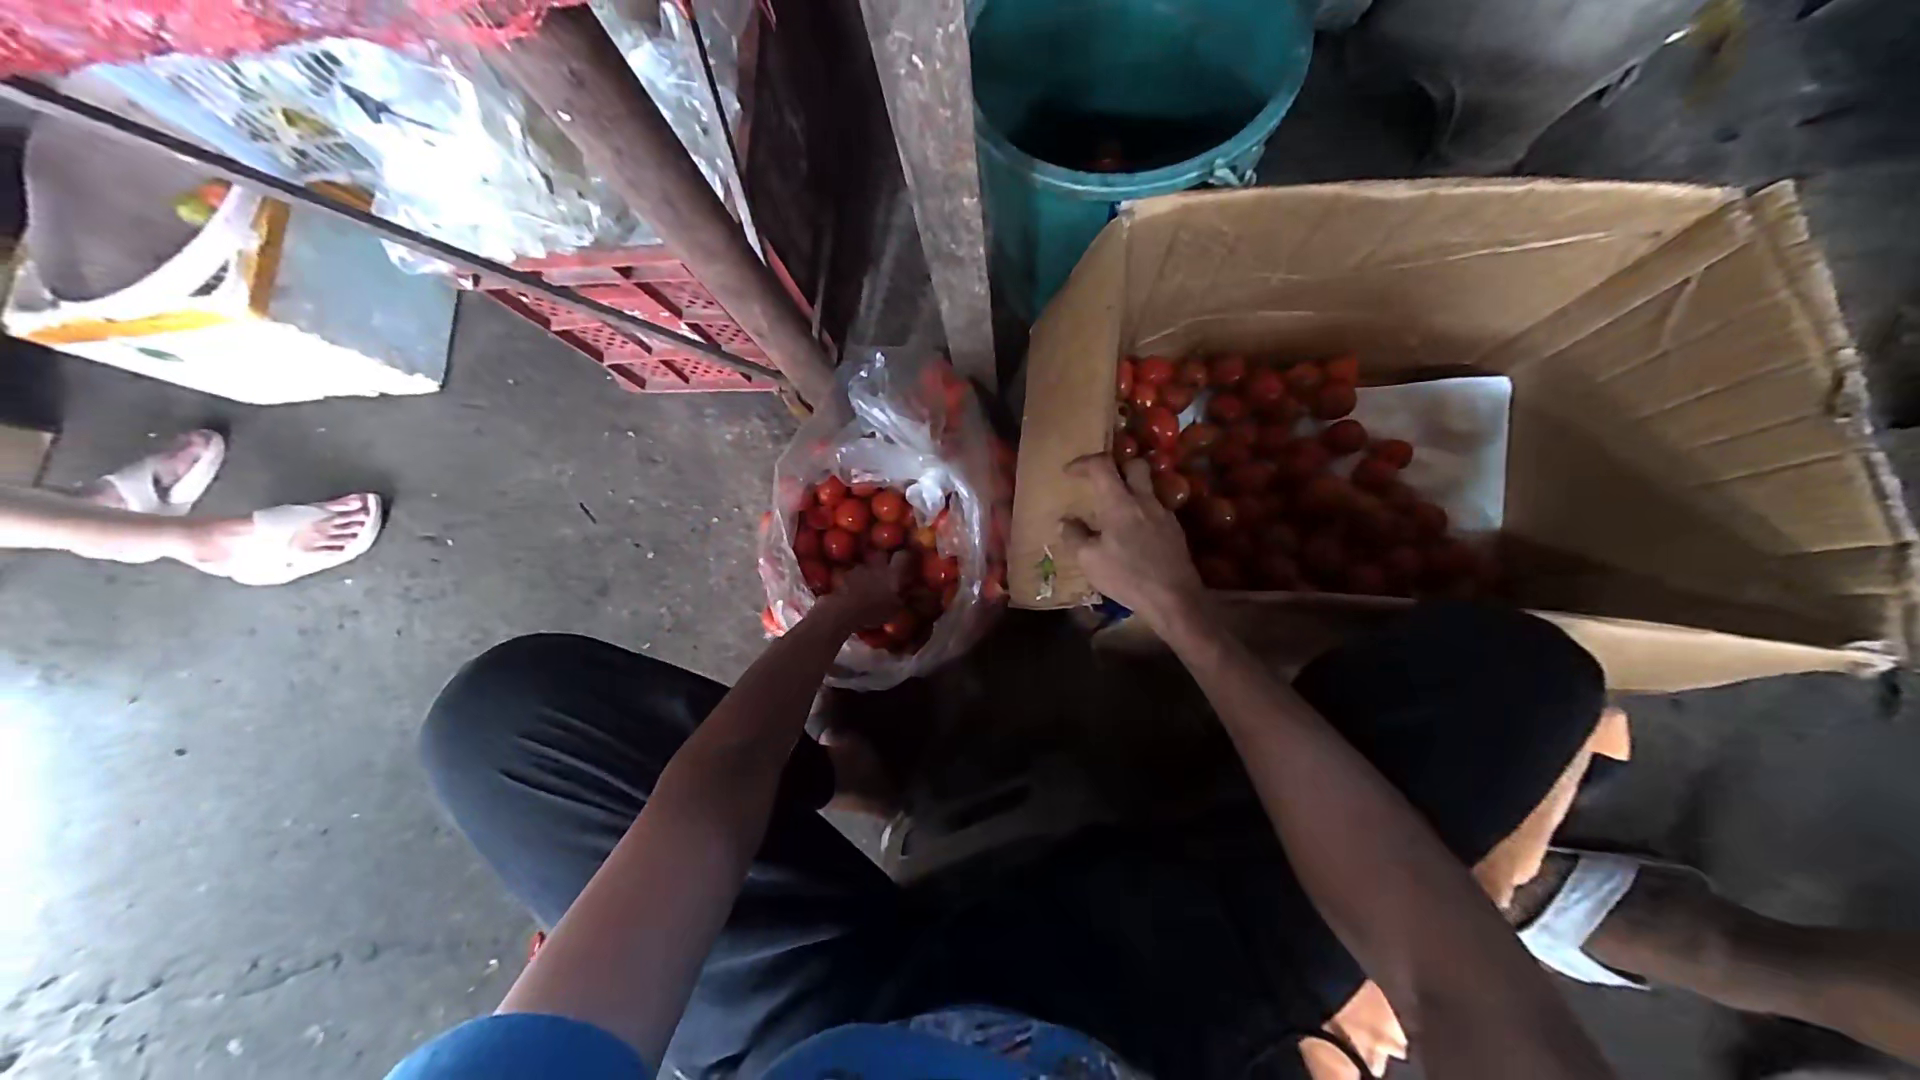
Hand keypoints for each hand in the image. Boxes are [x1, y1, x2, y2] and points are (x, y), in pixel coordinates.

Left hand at [814, 551, 912, 629]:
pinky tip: (856, 588)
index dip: (907, 556)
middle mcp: (877, 565)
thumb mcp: (895, 609)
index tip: (908, 560)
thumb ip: (903, 597)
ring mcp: (860, 568)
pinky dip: (857, 578)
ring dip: (870, 569)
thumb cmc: (873, 611)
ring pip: (868, 564)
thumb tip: (911, 590)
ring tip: (869, 581)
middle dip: (886, 558)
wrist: (844, 611)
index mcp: (893, 573)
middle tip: (888, 568)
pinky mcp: (846, 574)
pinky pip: (855, 573)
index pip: (904, 555)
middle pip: (883, 553)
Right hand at [1060, 453, 1206, 626]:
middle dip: (1116, 465)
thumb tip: (1065, 521)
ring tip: (1117, 506)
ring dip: (1132, 487)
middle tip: (1102, 481)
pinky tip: (1135, 531)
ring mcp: (1164, 513)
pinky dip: (1143, 510)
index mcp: (1119, 502)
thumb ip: (1074, 536)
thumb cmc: (1126, 576)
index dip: (1083, 463)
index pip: (1102, 465)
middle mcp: (1144, 500)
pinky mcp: (1175, 529)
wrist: (1173, 597)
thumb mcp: (1089, 560)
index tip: (1070, 472)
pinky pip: (1157, 508)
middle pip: (1135, 464)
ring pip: (1149, 485)